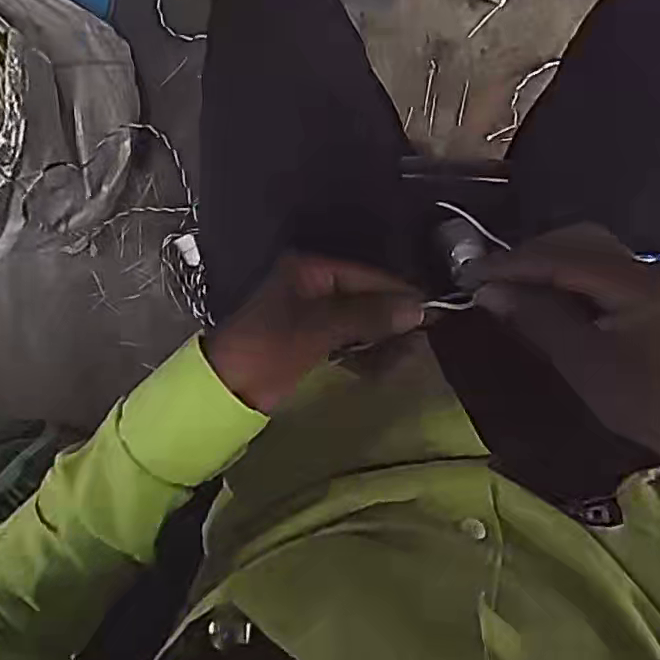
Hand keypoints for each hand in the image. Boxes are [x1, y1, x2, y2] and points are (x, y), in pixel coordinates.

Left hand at [204, 254, 426, 412]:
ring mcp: (312, 315)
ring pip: (360, 322)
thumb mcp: (319, 327)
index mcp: (309, 270)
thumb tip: (417, 308)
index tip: (432, 310)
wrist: (227, 389)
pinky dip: (366, 353)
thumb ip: (368, 315)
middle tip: (422, 341)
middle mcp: (313, 286)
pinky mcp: (312, 341)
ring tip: (406, 357)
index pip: (365, 275)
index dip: (398, 293)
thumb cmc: (268, 348)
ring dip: (382, 339)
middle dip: (392, 320)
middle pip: (365, 298)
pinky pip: (349, 341)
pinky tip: (384, 367)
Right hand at [464, 223, 659, 486]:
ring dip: (547, 262)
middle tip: (490, 276)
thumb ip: (537, 318)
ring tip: (511, 283)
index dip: (514, 263)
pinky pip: (602, 269)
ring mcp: (659, 279)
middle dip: (530, 254)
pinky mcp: (656, 293)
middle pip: (581, 241)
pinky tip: (545, 292)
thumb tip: (489, 291)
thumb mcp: (583, 363)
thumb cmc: (646, 405)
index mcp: (643, 287)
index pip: (566, 259)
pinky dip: (567, 275)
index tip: (473, 273)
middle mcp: (655, 271)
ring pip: (592, 251)